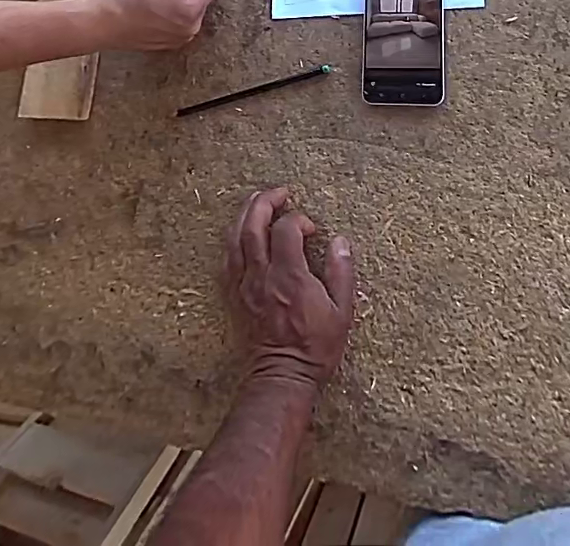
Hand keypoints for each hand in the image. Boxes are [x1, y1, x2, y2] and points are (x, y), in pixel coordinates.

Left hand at [222, 189, 355, 388]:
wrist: (282, 378)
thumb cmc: (315, 347)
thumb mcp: (342, 312)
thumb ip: (341, 272)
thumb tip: (340, 241)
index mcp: (290, 277)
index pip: (286, 230)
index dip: (298, 220)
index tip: (311, 229)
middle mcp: (262, 276)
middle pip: (253, 226)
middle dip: (265, 202)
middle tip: (280, 193)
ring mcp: (244, 286)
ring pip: (235, 238)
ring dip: (246, 214)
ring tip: (259, 200)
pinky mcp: (234, 296)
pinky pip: (227, 259)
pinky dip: (234, 239)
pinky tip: (242, 232)